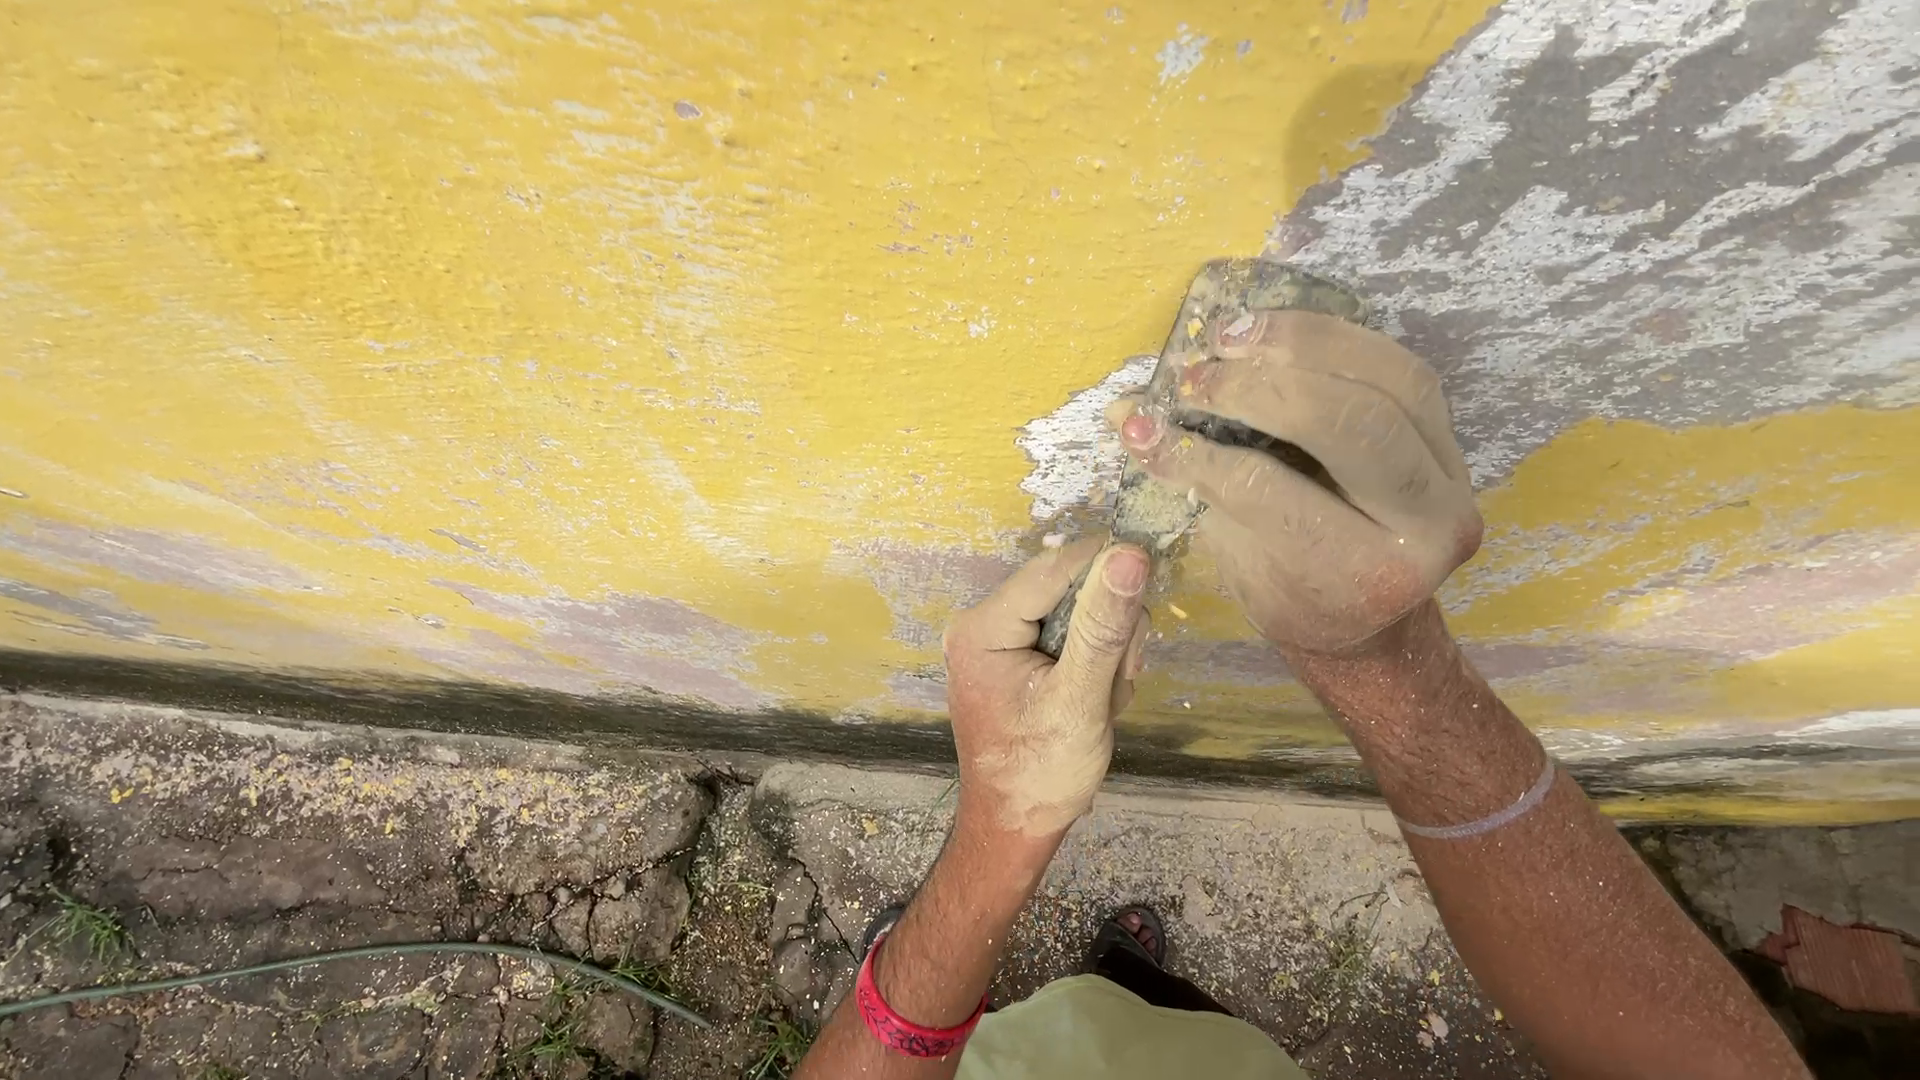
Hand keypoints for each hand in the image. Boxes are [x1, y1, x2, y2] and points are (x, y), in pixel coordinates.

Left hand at [942, 539, 1150, 837]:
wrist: (1016, 826)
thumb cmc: (1041, 772)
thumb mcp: (1081, 699)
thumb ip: (1104, 627)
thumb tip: (1128, 554)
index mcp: (982, 627)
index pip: (1054, 568)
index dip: (1106, 568)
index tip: (1150, 579)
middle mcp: (981, 623)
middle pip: (1066, 589)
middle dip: (1105, 630)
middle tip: (1118, 679)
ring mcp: (995, 639)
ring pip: (1075, 613)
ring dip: (1104, 652)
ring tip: (1101, 700)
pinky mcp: (1012, 655)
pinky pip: (1066, 636)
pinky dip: (1091, 663)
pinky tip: (1091, 700)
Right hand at [1107, 310, 1480, 655]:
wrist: (1372, 617)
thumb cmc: (1290, 596)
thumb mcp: (1235, 558)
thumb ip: (1192, 484)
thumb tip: (1127, 414)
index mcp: (1357, 573)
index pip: (1267, 493)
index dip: (1197, 454)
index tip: (1140, 427)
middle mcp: (1424, 525)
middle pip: (1347, 422)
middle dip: (1258, 386)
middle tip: (1192, 376)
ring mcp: (1454, 476)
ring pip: (1388, 378)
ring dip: (1299, 343)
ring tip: (1228, 335)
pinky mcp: (1454, 439)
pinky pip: (1402, 368)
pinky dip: (1334, 340)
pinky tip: (1275, 332)